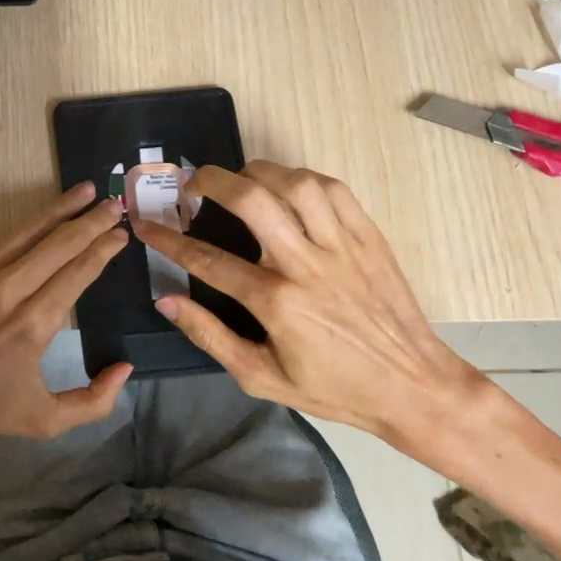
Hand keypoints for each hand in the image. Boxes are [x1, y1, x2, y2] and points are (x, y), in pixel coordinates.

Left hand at [0, 183, 134, 446]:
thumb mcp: (45, 420)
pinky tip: (46, 216)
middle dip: (92, 221)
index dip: (104, 248)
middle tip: (116, 205)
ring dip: (60, 208)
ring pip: (28, 230)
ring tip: (87, 191)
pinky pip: (1, 240)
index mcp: (32, 325)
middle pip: (59, 243)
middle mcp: (6, 291)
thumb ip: (94, 400)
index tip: (123, 234)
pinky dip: (28, 226)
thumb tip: (126, 368)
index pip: (78, 272)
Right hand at [132, 162, 485, 451]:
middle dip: (212, 181)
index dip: (168, 240)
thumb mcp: (261, 377)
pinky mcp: (369, 237)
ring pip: (294, 184)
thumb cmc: (333, 388)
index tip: (146, 225)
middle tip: (193, 183)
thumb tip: (165, 300)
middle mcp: (306, 266)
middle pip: (252, 200)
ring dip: (258, 172)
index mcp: (276, 303)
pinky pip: (333, 189)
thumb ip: (209, 336)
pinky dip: (302, 178)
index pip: (206, 260)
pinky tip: (286, 186)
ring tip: (240, 179)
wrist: (415, 388)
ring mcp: (342, 247)